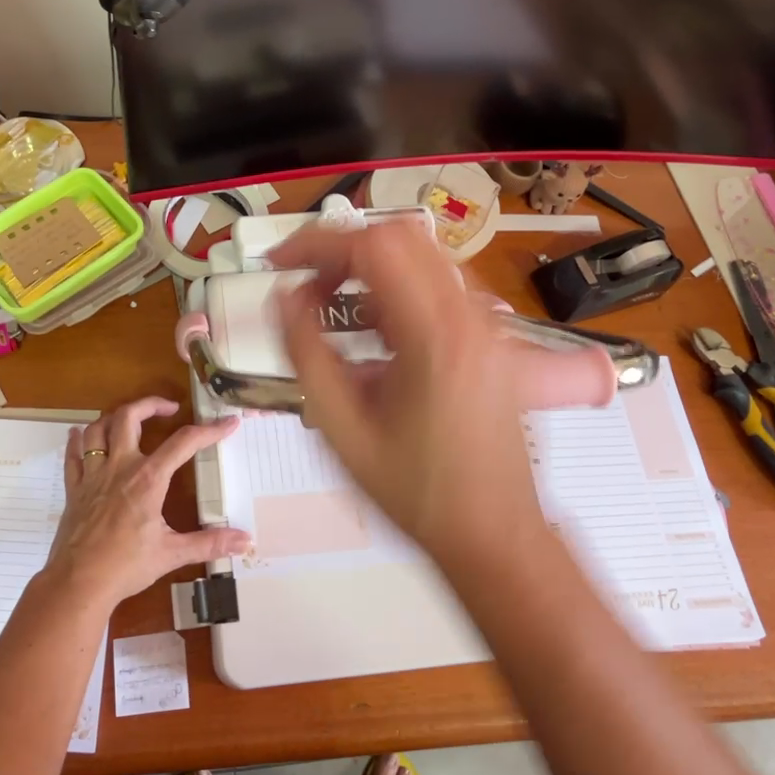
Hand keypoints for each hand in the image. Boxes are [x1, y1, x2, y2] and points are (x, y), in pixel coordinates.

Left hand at [46, 397, 251, 610]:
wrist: (78, 583)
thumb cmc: (126, 567)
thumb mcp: (172, 553)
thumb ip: (209, 543)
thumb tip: (245, 542)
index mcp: (148, 479)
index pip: (184, 442)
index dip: (210, 430)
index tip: (228, 423)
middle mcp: (119, 467)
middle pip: (129, 417)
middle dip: (151, 404)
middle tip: (169, 408)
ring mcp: (93, 475)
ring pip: (98, 429)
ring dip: (114, 417)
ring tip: (129, 419)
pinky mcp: (74, 489)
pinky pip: (73, 455)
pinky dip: (77, 440)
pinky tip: (79, 434)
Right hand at [274, 221, 547, 564]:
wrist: (495, 537)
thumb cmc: (419, 495)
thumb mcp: (344, 430)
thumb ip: (306, 354)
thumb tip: (284, 300)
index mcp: (434, 335)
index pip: (373, 247)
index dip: (315, 245)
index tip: (279, 265)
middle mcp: (469, 317)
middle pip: (400, 237)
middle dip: (342, 251)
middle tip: (306, 284)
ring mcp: (487, 327)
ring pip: (422, 257)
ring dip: (371, 270)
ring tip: (335, 311)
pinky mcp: (491, 341)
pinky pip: (440, 287)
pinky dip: (398, 291)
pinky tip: (375, 335)